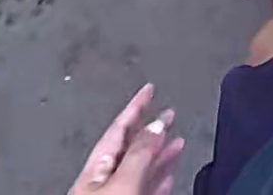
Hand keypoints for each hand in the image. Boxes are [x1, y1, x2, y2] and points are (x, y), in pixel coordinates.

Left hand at [68, 84, 184, 194]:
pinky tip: (167, 179)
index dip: (135, 107)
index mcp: (95, 171)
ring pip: (138, 173)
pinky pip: (142, 193)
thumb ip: (140, 152)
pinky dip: (156, 182)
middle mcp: (100, 185)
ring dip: (159, 157)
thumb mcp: (122, 183)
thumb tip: (157, 122)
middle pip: (129, 151)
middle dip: (151, 131)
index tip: (149, 88)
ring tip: (178, 143)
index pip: (117, 130)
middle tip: (170, 113)